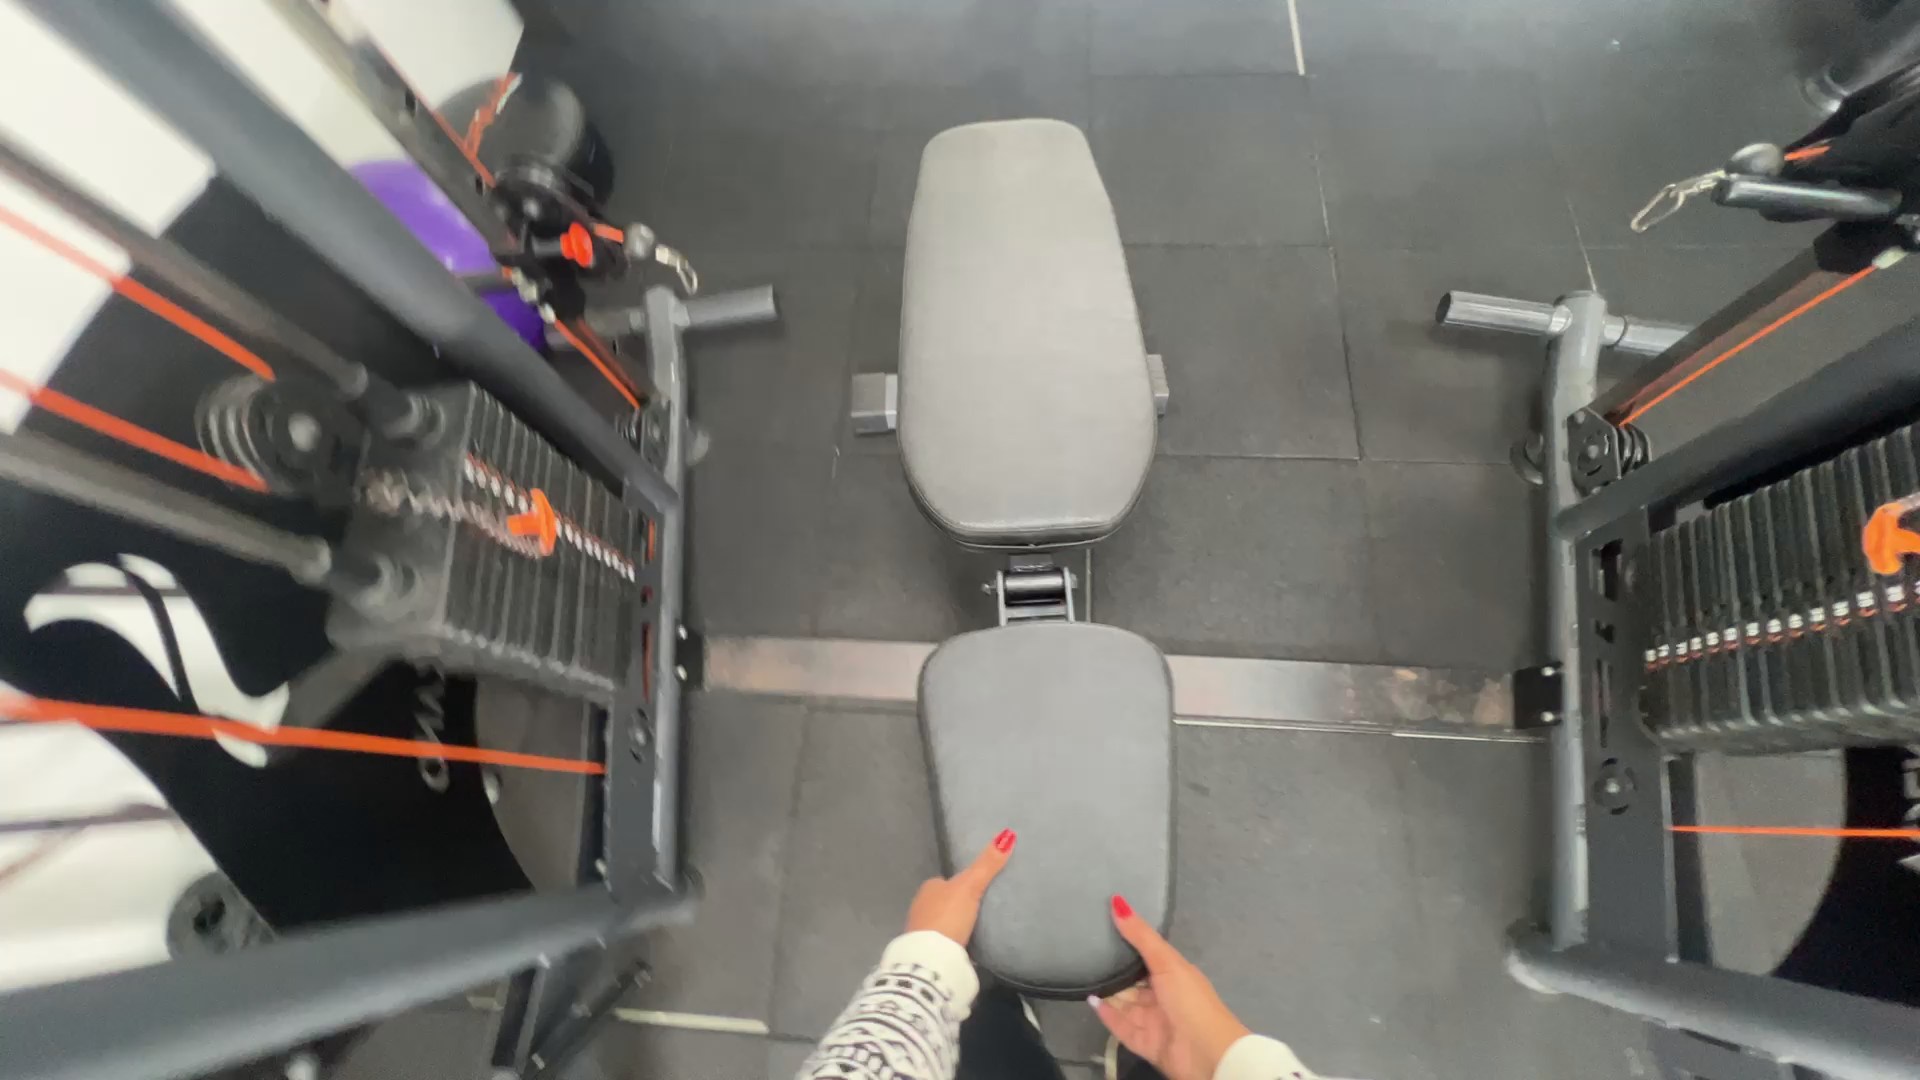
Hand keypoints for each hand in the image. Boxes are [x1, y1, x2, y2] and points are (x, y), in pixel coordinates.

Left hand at [904, 829, 1015, 945]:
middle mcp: (920, 907)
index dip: (960, 885)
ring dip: (953, 926)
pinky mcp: (926, 953)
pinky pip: (942, 943)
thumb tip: (1008, 834)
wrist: (932, 959)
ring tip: (975, 930)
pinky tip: (964, 948)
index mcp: (928, 888)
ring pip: (941, 923)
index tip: (976, 890)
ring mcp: (920, 932)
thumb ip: (987, 864)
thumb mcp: (971, 886)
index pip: (945, 882)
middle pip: (942, 902)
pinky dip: (952, 944)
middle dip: (956, 907)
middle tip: (978, 911)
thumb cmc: (948, 915)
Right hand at [1091, 895, 1250, 1079]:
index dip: (1127, 944)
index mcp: (1172, 975)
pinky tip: (1091, 1000)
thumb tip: (1116, 901)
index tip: (1103, 926)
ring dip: (1108, 992)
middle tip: (1086, 950)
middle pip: (1133, 982)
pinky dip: (1107, 1015)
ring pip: (1125, 1003)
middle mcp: (1162, 996)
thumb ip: (1140, 935)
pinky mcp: (1145, 1043)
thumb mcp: (1166, 961)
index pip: (1146, 957)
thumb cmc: (1190, 1000)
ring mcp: (1153, 1021)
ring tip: (1084, 972)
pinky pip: (1121, 1027)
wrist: (1209, 1055)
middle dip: (1114, 970)